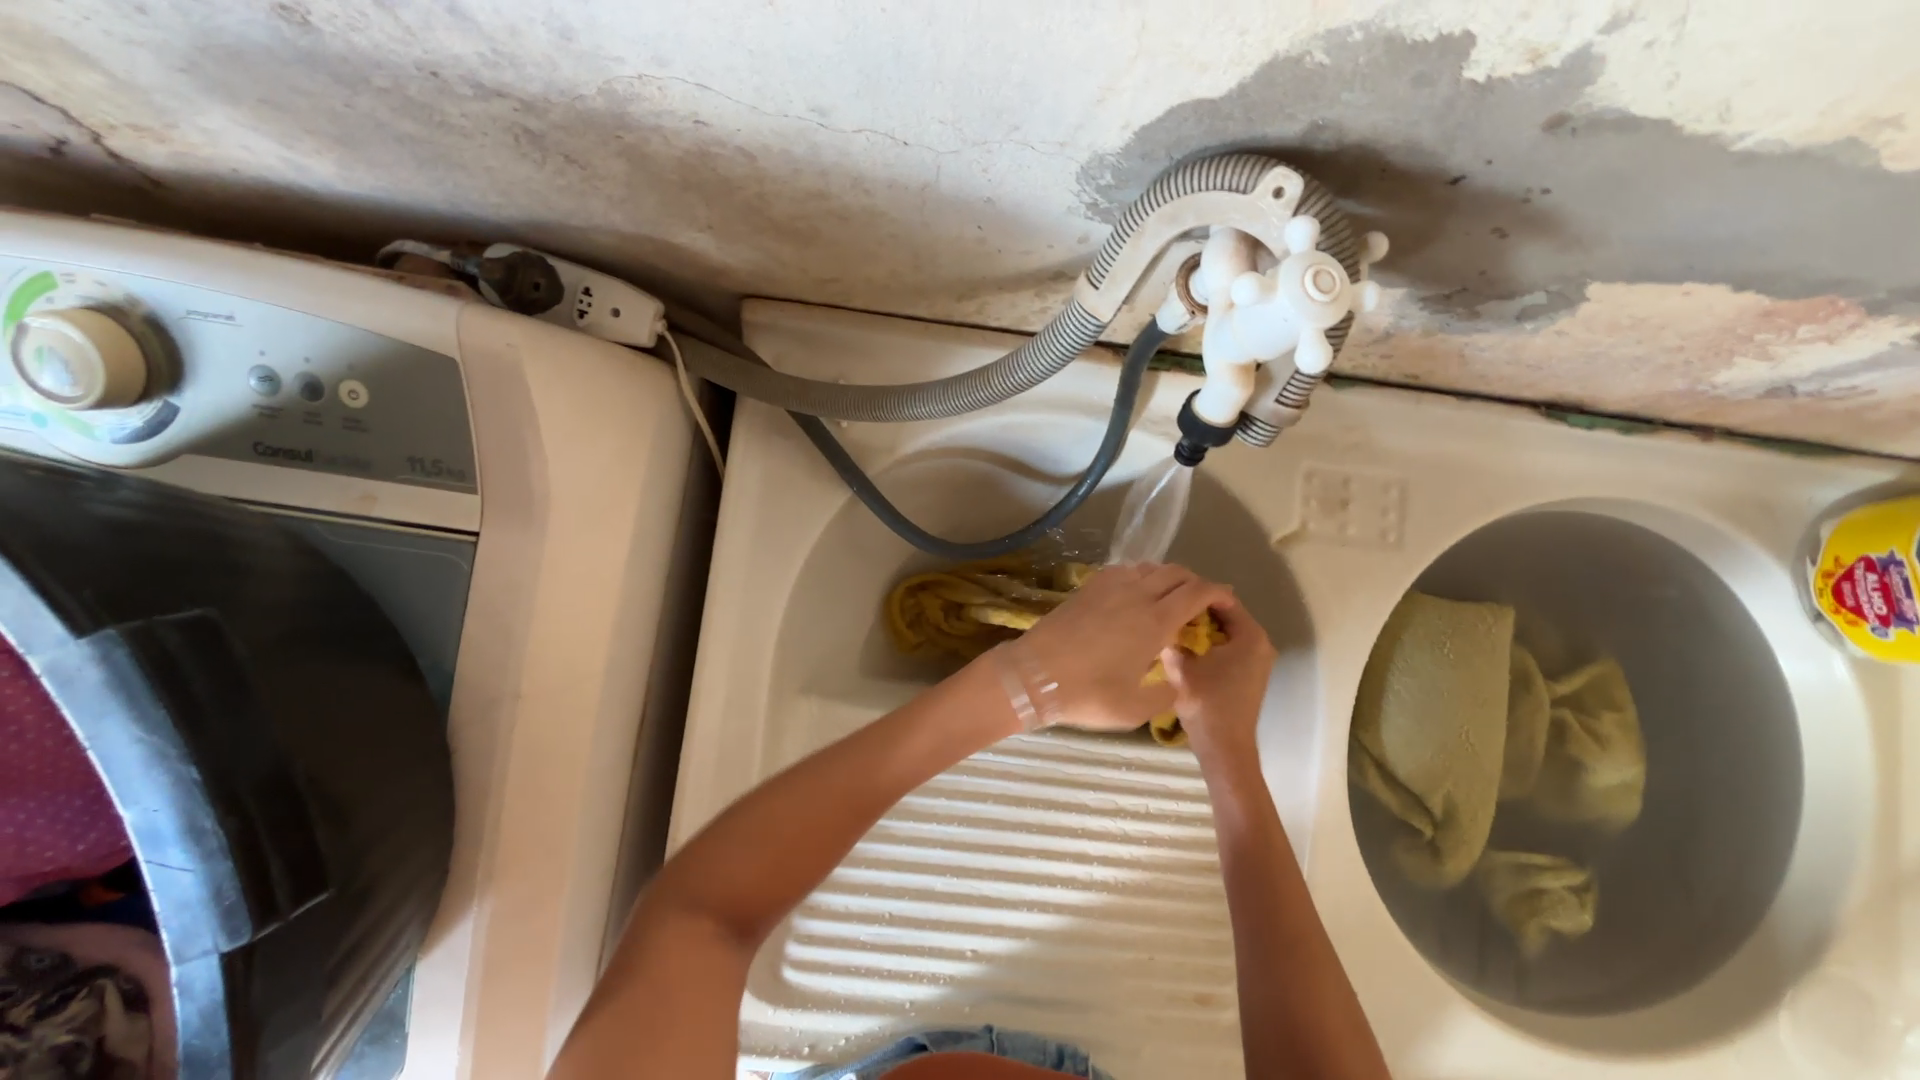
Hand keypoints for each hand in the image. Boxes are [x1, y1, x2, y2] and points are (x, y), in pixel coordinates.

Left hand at [1005, 563, 1232, 732]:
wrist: (1031, 676)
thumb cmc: (1086, 695)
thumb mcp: (1134, 709)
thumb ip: (1164, 695)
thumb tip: (1176, 684)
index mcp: (1154, 621)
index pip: (1197, 592)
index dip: (1218, 593)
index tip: (1226, 603)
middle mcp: (1136, 595)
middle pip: (1177, 573)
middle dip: (1195, 583)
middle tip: (1199, 604)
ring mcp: (1109, 587)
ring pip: (1149, 568)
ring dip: (1167, 578)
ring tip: (1169, 600)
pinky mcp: (1087, 588)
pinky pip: (1124, 570)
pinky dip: (1140, 576)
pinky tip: (1136, 596)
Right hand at [1160, 599, 1276, 760]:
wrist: (1225, 748)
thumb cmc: (1206, 704)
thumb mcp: (1180, 667)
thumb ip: (1171, 638)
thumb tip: (1158, 618)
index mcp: (1250, 636)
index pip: (1223, 599)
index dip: (1196, 594)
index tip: (1171, 594)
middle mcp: (1261, 643)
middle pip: (1227, 615)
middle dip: (1198, 611)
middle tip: (1168, 609)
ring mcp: (1258, 660)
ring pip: (1227, 632)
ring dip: (1202, 628)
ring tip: (1172, 626)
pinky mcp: (1250, 675)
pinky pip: (1229, 648)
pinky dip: (1210, 644)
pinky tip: (1186, 648)